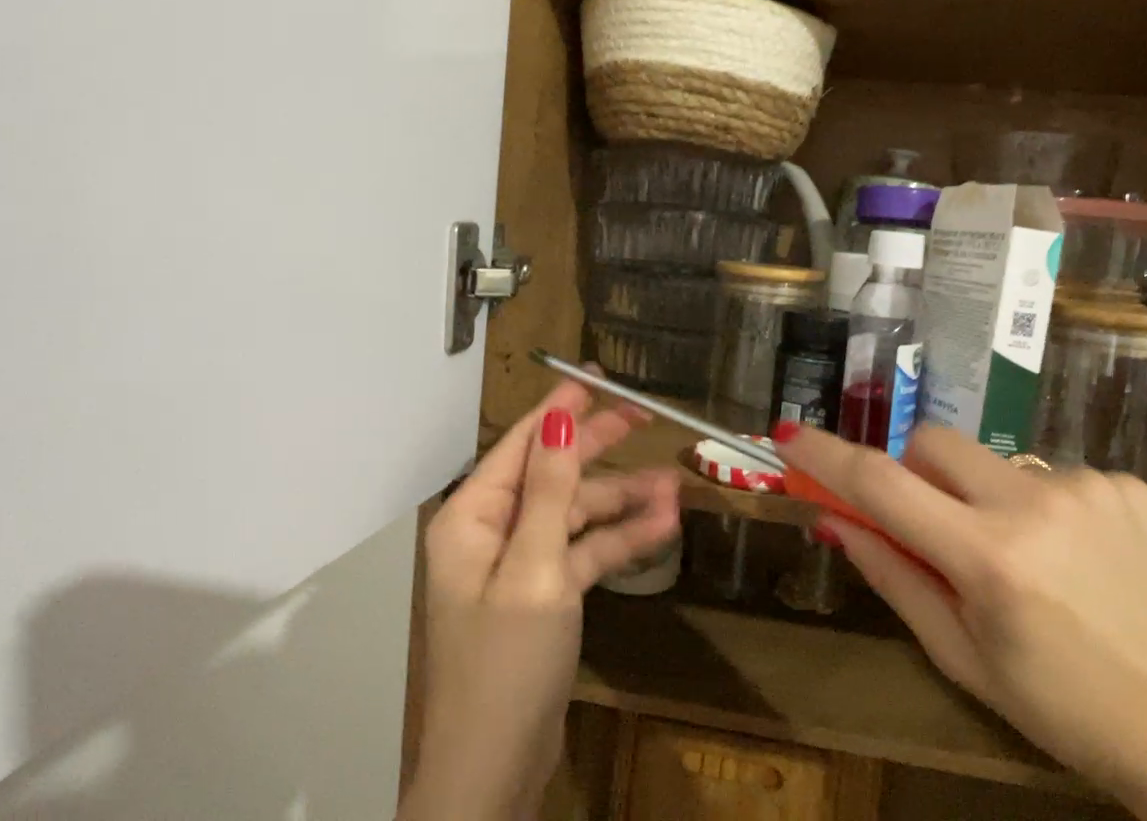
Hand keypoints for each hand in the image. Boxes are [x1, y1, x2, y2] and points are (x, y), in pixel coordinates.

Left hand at [401, 379, 680, 820]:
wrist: (494, 767)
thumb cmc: (506, 662)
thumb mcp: (534, 569)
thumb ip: (549, 493)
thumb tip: (557, 423)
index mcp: (472, 518)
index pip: (519, 447)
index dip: (557, 412)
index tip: (593, 380)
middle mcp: (490, 534)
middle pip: (550, 476)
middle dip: (597, 451)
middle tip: (642, 418)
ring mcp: (517, 568)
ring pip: (574, 517)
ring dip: (620, 502)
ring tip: (674, 486)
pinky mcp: (542, 599)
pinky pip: (582, 555)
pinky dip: (618, 541)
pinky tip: (661, 527)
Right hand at [779, 425, 1146, 820]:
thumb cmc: (1065, 712)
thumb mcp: (963, 657)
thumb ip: (892, 576)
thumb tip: (833, 520)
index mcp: (989, 557)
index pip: (882, 484)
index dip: (827, 456)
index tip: (790, 436)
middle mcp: (1036, 502)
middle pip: (933, 441)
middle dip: (913, 473)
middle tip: (929, 527)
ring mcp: (1090, 485)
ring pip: (994, 461)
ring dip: (982, 497)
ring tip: (1024, 563)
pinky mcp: (1129, 484)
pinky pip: (1052, 475)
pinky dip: (1040, 508)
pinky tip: (1076, 561)